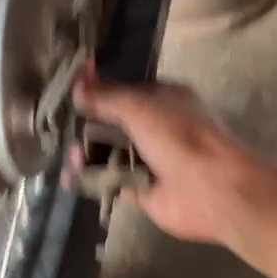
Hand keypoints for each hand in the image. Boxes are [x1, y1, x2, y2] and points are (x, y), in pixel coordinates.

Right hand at [74, 73, 276, 245]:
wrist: (211, 190)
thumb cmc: (179, 138)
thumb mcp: (139, 107)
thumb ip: (106, 96)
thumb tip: (76, 86)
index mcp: (164, 99)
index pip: (125, 90)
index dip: (98, 89)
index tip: (70, 91)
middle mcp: (159, 126)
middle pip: (114, 123)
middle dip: (89, 126)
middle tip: (65, 130)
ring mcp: (151, 159)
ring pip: (110, 152)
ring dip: (87, 154)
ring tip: (74, 159)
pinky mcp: (143, 189)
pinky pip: (111, 180)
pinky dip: (91, 179)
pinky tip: (71, 179)